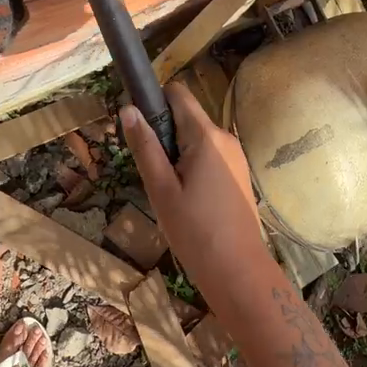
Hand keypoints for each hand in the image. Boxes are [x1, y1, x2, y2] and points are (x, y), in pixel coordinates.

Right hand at [120, 83, 267, 292]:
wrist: (239, 272)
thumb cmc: (195, 232)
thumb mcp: (161, 190)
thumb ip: (145, 147)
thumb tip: (128, 109)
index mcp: (206, 135)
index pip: (177, 93)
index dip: (154, 102)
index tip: (138, 131)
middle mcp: (224, 136)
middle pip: (186, 117)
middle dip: (164, 136)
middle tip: (152, 175)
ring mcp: (235, 154)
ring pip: (196, 138)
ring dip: (177, 155)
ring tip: (169, 193)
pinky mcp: (239, 172)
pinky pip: (209, 155)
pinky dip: (192, 166)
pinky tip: (187, 200)